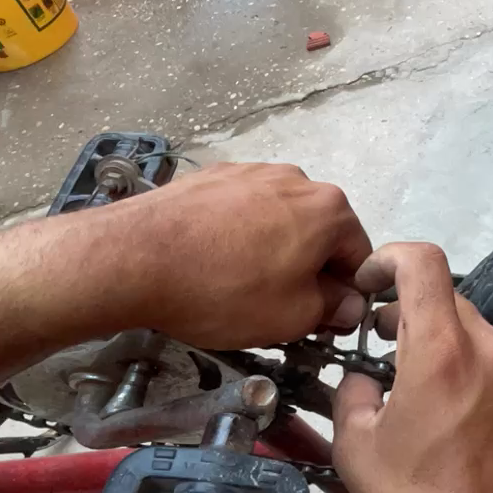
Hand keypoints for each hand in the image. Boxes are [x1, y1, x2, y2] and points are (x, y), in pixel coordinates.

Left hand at [75, 162, 372, 347]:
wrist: (132, 258)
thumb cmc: (225, 290)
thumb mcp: (293, 317)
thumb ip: (334, 308)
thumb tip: (348, 303)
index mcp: (330, 209)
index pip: (359, 258)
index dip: (346, 296)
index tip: (323, 321)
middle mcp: (298, 178)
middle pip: (321, 233)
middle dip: (311, 270)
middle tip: (283, 307)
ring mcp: (252, 171)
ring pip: (281, 219)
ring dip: (276, 250)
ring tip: (241, 283)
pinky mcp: (213, 174)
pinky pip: (243, 209)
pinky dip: (240, 234)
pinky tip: (213, 260)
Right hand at [332, 243, 492, 492]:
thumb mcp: (356, 446)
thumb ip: (353, 390)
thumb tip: (366, 375)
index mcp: (442, 352)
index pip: (423, 262)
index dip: (390, 257)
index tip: (371, 282)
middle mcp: (491, 348)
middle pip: (447, 299)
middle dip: (410, 311)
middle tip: (384, 345)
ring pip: (474, 330)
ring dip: (443, 342)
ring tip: (422, 389)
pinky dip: (474, 367)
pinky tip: (460, 412)